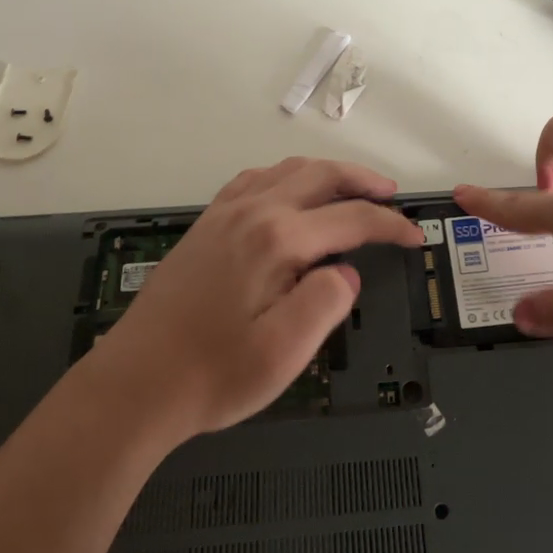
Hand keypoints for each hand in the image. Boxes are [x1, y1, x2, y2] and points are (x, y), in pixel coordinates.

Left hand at [81, 157, 423, 437]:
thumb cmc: (214, 373)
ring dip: (326, 172)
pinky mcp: (205, 225)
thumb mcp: (285, 351)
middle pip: (320, 175)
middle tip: (391, 195)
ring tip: (351, 187)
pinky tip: (289, 192)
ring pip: (287, 170)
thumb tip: (345, 272)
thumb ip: (327, 302)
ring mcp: (224, 214)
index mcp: (278, 239)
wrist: (137, 382)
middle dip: (362, 180)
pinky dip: (286, 175)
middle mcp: (253, 212)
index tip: (414, 237)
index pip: (350, 218)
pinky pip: (255, 179)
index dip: (389, 225)